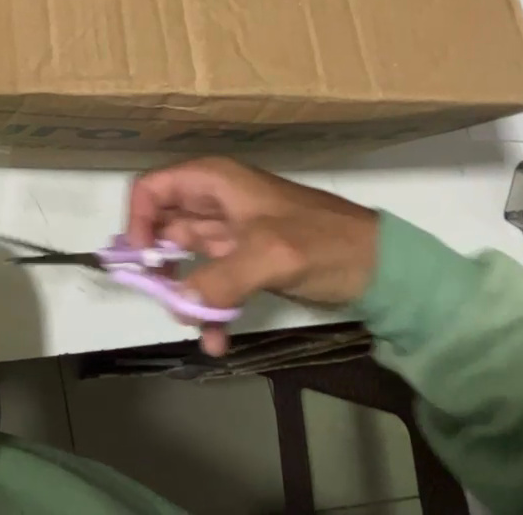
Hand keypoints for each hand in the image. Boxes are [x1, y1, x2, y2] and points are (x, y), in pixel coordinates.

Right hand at [127, 157, 379, 355]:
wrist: (386, 269)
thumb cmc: (323, 242)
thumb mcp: (270, 255)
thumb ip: (220, 278)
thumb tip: (177, 303)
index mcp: (213, 182)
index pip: (151, 189)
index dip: (137, 221)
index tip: (140, 260)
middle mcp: (213, 202)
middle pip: (162, 225)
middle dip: (159, 263)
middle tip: (161, 296)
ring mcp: (228, 233)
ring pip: (186, 259)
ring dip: (185, 293)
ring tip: (194, 326)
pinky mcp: (245, 261)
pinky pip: (212, 282)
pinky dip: (210, 307)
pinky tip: (216, 340)